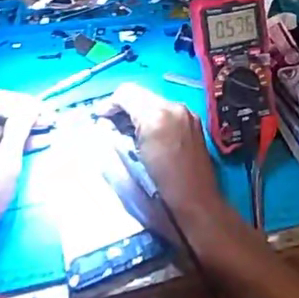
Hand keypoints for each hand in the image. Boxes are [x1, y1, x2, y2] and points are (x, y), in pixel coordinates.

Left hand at [0, 90, 36, 263]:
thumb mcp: (6, 165)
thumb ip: (18, 130)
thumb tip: (29, 106)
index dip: (21, 103)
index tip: (43, 113)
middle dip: (20, 117)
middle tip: (46, 123)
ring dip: (14, 133)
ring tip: (43, 135)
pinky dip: (2, 147)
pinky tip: (24, 151)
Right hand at [104, 83, 229, 229]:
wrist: (198, 204)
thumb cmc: (161, 189)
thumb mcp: (131, 160)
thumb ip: (118, 134)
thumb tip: (107, 123)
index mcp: (156, 116)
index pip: (125, 93)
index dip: (109, 104)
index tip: (100, 117)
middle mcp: (173, 106)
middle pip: (139, 93)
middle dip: (123, 107)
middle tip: (111, 125)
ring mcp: (186, 112)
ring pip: (153, 100)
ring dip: (138, 111)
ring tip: (129, 131)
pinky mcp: (193, 120)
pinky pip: (167, 109)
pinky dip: (154, 116)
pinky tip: (149, 134)